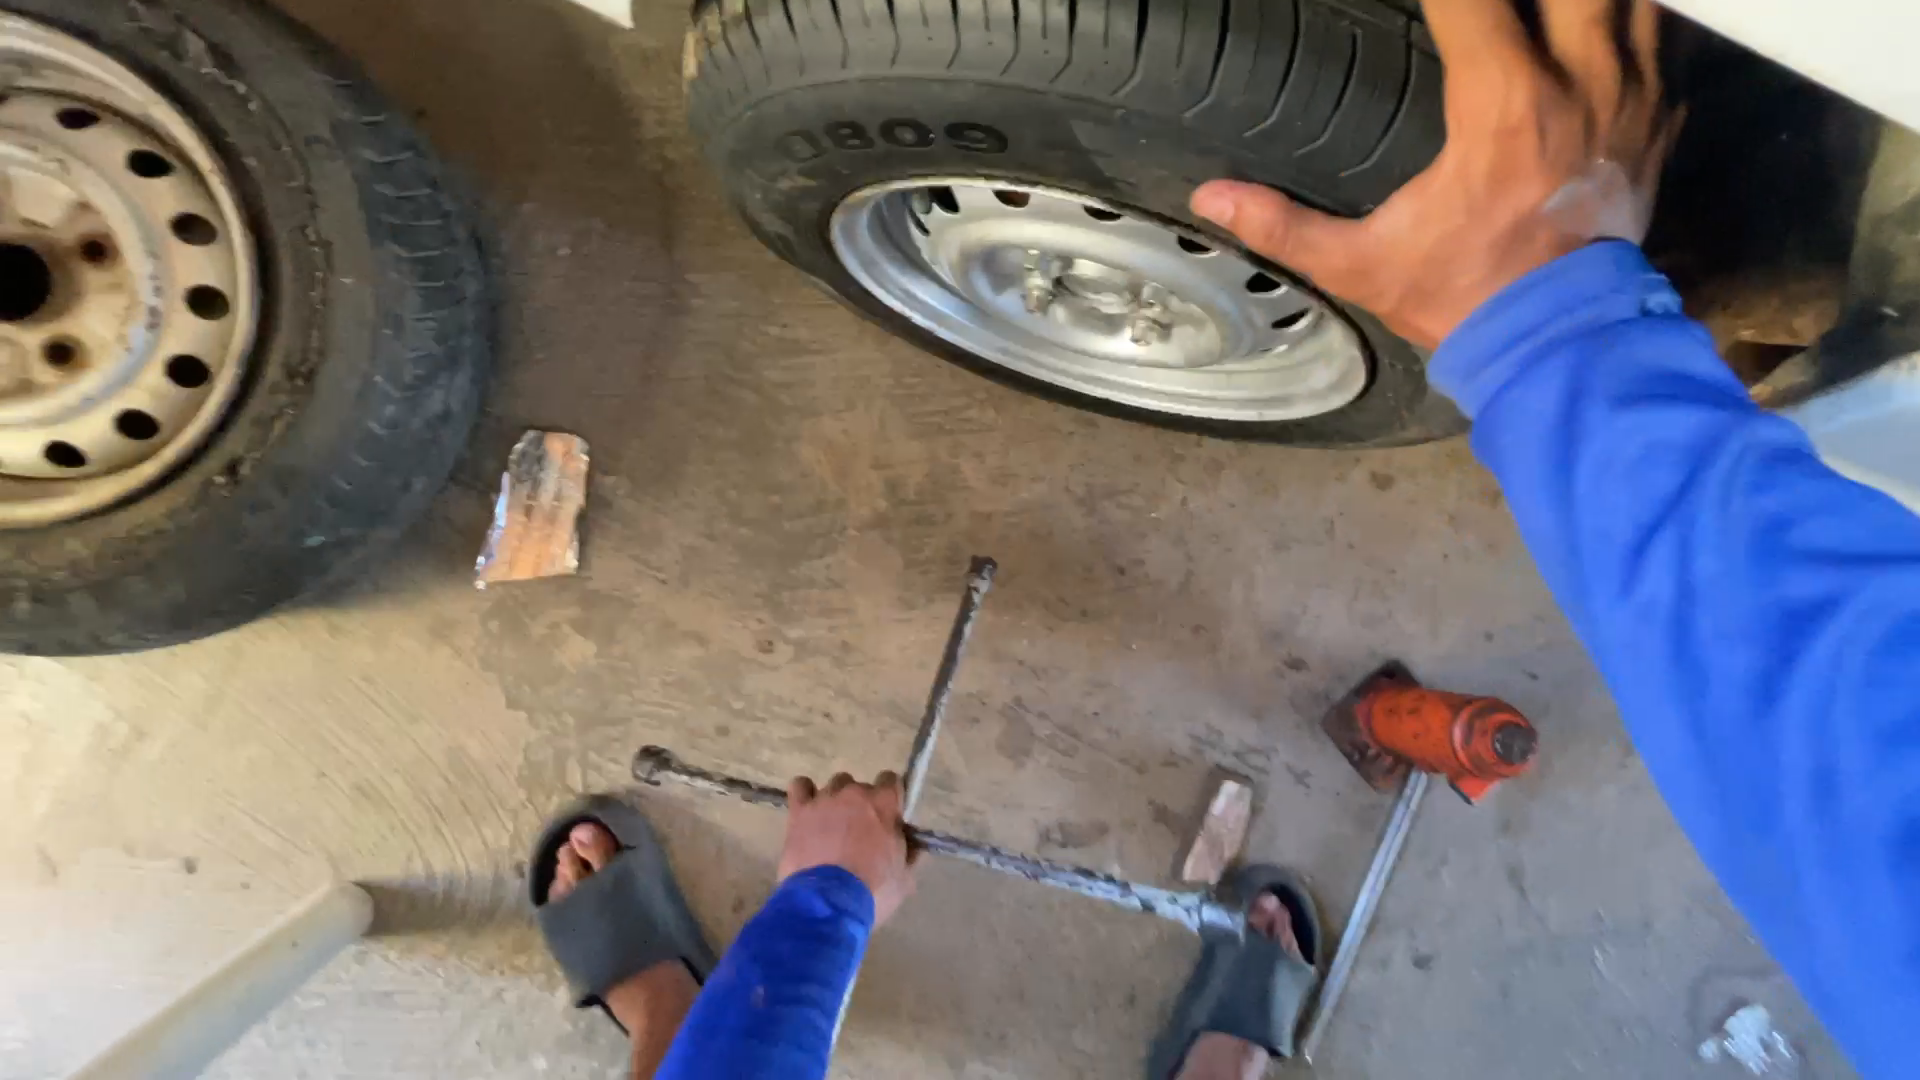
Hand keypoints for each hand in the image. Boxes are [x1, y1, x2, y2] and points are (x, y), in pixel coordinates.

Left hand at [779, 770, 917, 925]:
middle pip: (859, 786)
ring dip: (834, 803)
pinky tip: (806, 811)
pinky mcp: (800, 811)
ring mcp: (825, 799)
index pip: (891, 780)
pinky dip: (803, 794)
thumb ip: (910, 853)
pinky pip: (799, 787)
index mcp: (884, 803)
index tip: (887, 817)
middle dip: (860, 806)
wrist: (828, 904)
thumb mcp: (904, 878)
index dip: (889, 798)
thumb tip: (913, 843)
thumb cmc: (872, 891)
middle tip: (858, 833)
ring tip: (830, 829)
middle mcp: (855, 793)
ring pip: (833, 787)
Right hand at [1190, 0, 1679, 348]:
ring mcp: (1633, 93)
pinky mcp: (1658, 117)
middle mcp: (1581, 80)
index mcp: (1503, 107)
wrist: (1552, 338)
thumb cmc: (1452, 296)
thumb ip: (1282, 225)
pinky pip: (1663, 29)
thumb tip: (1210, 197)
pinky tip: (1590, 21)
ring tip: (1532, 7)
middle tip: (1477, 1)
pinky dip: (1628, 12)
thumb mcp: (1355, 264)